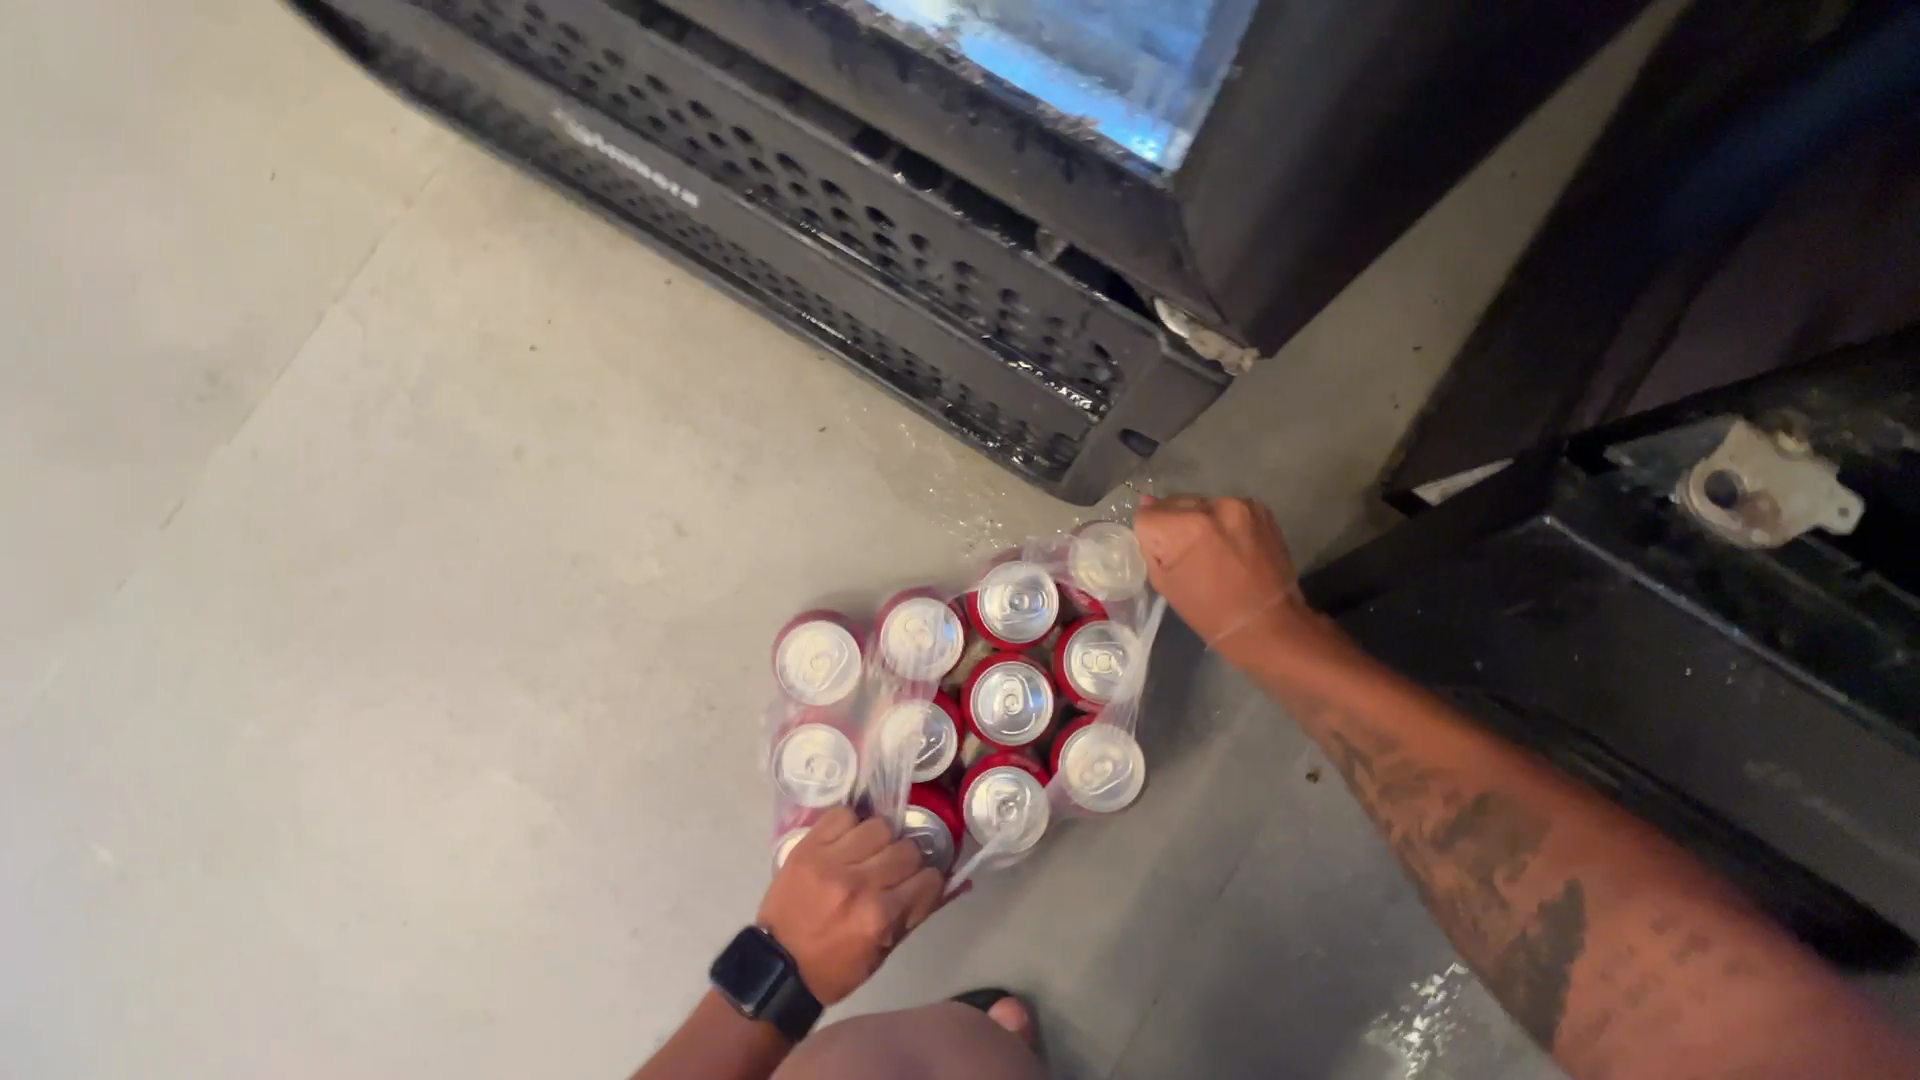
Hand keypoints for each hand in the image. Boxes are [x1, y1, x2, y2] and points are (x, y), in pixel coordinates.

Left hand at [756, 806, 947, 1004]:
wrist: (777, 968)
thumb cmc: (835, 968)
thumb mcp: (883, 952)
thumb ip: (918, 912)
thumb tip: (955, 881)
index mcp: (880, 918)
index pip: (929, 879)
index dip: (927, 881)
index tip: (918, 885)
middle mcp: (859, 885)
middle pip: (908, 849)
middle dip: (906, 861)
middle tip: (891, 871)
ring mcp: (831, 862)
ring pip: (880, 826)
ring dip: (880, 839)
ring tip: (868, 853)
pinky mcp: (807, 846)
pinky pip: (843, 814)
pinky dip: (850, 824)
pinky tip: (846, 841)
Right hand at [1133, 494, 1320, 661]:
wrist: (1268, 622)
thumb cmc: (1209, 611)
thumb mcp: (1163, 582)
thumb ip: (1151, 541)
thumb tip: (1146, 504)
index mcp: (1185, 527)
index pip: (1147, 515)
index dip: (1151, 536)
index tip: (1165, 556)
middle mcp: (1212, 507)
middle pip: (1174, 503)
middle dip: (1174, 524)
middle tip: (1188, 554)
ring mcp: (1240, 505)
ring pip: (1201, 505)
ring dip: (1199, 521)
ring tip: (1213, 550)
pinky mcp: (1260, 508)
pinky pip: (1226, 507)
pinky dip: (1223, 522)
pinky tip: (1232, 545)